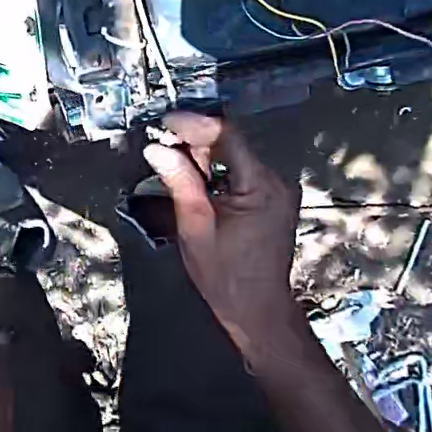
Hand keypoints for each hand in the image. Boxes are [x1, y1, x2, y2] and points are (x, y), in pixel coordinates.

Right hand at [143, 112, 302, 366]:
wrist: (256, 309)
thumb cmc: (225, 274)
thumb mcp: (195, 227)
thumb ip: (179, 182)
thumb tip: (157, 150)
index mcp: (261, 186)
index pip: (228, 137)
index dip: (194, 125)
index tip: (165, 123)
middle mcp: (275, 181)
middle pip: (231, 143)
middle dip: (194, 140)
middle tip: (161, 143)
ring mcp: (275, 189)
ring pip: (233, 155)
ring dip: (202, 154)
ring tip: (170, 160)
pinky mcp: (269, 197)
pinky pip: (238, 171)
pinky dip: (214, 169)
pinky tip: (192, 177)